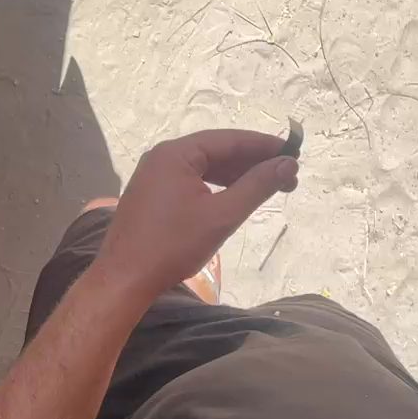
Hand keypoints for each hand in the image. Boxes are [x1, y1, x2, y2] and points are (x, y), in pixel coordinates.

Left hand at [94, 129, 298, 301]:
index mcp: (175, 154)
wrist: (124, 279)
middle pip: (215, 152)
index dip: (262, 145)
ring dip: (236, 176)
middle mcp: (161, 157)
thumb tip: (288, 164)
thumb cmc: (173, 246)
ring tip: (268, 187)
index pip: (227, 139)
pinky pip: (190, 182)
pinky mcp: (152, 196)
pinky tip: (235, 197)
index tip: (293, 151)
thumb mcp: (222, 215)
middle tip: (287, 175)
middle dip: (252, 162)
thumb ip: (257, 186)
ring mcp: (153, 176)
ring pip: (204, 168)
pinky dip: (216, 187)